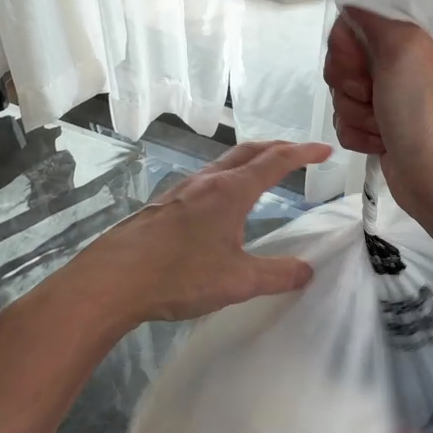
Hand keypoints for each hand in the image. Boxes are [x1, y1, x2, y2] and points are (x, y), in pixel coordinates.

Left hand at [51, 140, 330, 330]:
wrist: (107, 284)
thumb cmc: (178, 277)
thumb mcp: (238, 282)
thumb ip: (278, 275)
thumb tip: (307, 271)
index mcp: (231, 192)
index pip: (276, 162)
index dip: (304, 153)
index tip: (325, 150)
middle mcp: (207, 183)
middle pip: (248, 152)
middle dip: (278, 147)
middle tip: (298, 152)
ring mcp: (179, 193)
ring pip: (222, 164)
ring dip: (248, 161)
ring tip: (261, 173)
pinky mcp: (159, 209)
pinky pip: (202, 181)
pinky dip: (225, 179)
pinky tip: (217, 204)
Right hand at [324, 6, 432, 222]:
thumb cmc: (425, 114)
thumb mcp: (405, 48)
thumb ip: (375, 17)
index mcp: (413, 38)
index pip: (357, 21)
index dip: (349, 44)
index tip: (366, 61)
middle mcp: (401, 63)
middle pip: (342, 57)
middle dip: (351, 82)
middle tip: (377, 95)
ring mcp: (388, 96)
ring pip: (339, 91)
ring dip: (355, 111)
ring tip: (384, 123)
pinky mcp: (377, 126)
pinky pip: (342, 120)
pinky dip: (357, 133)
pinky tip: (381, 141)